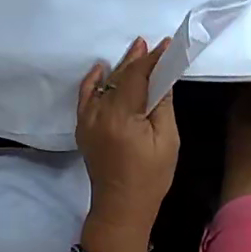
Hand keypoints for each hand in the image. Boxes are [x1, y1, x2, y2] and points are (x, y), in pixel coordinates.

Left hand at [76, 36, 179, 229]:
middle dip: (137, 59)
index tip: (167, 46)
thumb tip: (162, 79)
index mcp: (121, 116)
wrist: (122, 207)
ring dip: (121, 68)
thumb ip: (162, 105)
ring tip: (135, 51)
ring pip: (105, 85)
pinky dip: (93, 82)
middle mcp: (99, 113)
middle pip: (120, 77)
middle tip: (152, 44)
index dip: (153, 59)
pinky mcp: (83, 128)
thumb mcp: (167, 140)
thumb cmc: (151, 177)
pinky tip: (101, 69)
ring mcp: (87, 120)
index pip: (137, 76)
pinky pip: (85, 97)